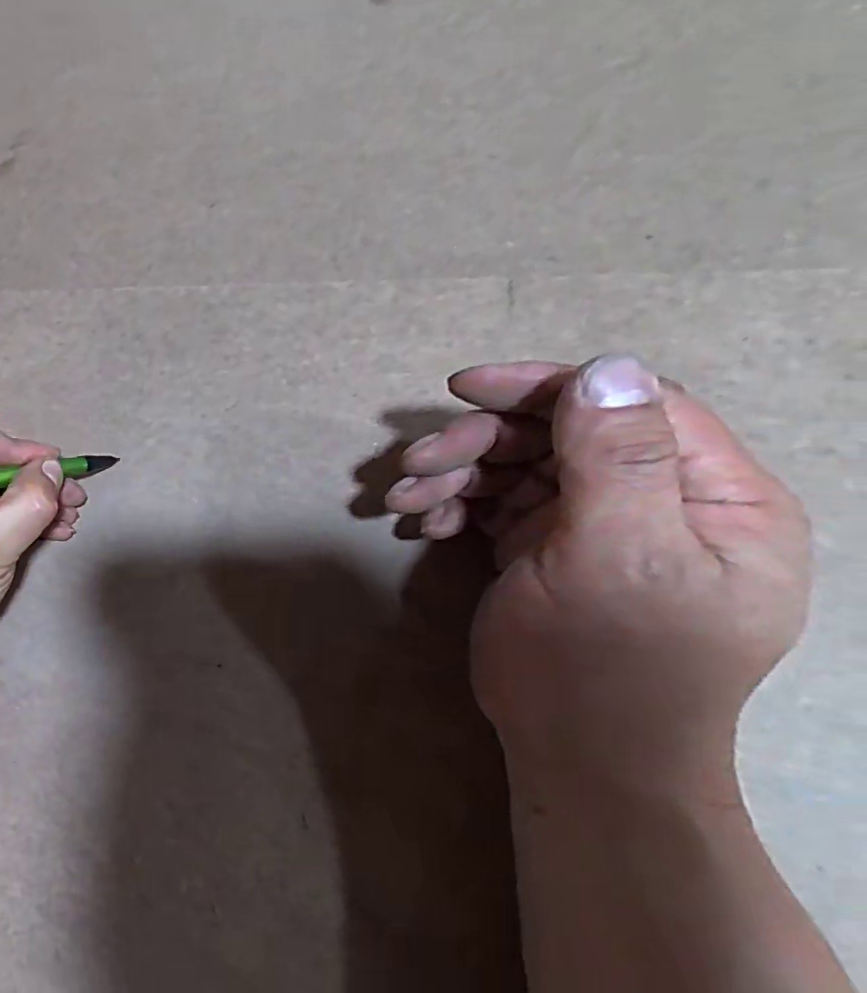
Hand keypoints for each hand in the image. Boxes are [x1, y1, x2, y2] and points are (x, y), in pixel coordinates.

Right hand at [388, 355, 812, 789]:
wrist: (578, 750)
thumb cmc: (610, 660)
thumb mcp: (618, 556)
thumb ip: (618, 460)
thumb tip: (605, 367)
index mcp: (713, 498)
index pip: (632, 406)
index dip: (546, 388)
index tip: (463, 389)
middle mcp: (659, 503)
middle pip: (560, 435)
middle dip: (479, 443)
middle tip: (415, 464)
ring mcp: (599, 527)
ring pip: (518, 467)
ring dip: (454, 475)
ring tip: (403, 501)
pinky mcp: (547, 550)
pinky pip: (496, 504)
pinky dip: (454, 506)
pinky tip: (425, 526)